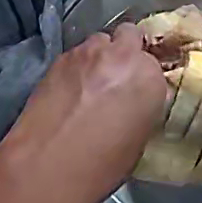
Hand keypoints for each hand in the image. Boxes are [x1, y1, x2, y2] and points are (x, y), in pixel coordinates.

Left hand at [0, 24, 167, 202]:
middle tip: (117, 77)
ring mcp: (89, 52)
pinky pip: (77, 54)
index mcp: (148, 77)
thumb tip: (135, 100)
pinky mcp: (62, 56)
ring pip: (101, 42)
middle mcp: (122, 56)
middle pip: (130, 36)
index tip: (137, 93)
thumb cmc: (100, 166)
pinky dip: (77, 67)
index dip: (144, 79)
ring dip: (100, 57)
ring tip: (89, 84)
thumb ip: (142, 107)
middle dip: (126, 51)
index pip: (155, 65)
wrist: (46, 166)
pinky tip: (69, 90)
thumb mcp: (138, 140)